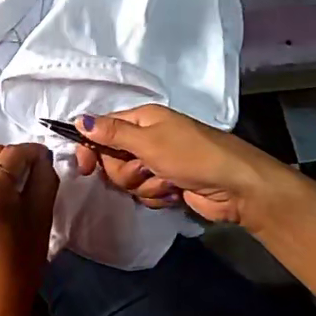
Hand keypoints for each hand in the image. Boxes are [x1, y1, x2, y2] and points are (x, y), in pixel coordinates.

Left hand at [0, 142, 58, 315]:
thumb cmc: (23, 262)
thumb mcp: (42, 217)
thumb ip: (44, 180)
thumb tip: (43, 158)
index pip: (13, 153)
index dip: (34, 151)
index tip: (49, 158)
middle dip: (17, 156)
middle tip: (37, 170)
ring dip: (4, 166)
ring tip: (25, 184)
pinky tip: (9, 195)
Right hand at [72, 104, 292, 230]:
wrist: (236, 187)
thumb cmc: (192, 156)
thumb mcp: (149, 141)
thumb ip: (112, 133)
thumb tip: (78, 120)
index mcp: (143, 119)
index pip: (102, 129)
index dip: (90, 147)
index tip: (84, 166)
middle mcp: (147, 138)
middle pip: (111, 158)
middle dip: (125, 170)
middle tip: (145, 169)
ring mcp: (156, 163)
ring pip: (127, 180)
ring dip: (144, 185)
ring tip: (167, 181)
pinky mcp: (165, 185)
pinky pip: (143, 194)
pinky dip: (157, 196)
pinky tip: (175, 192)